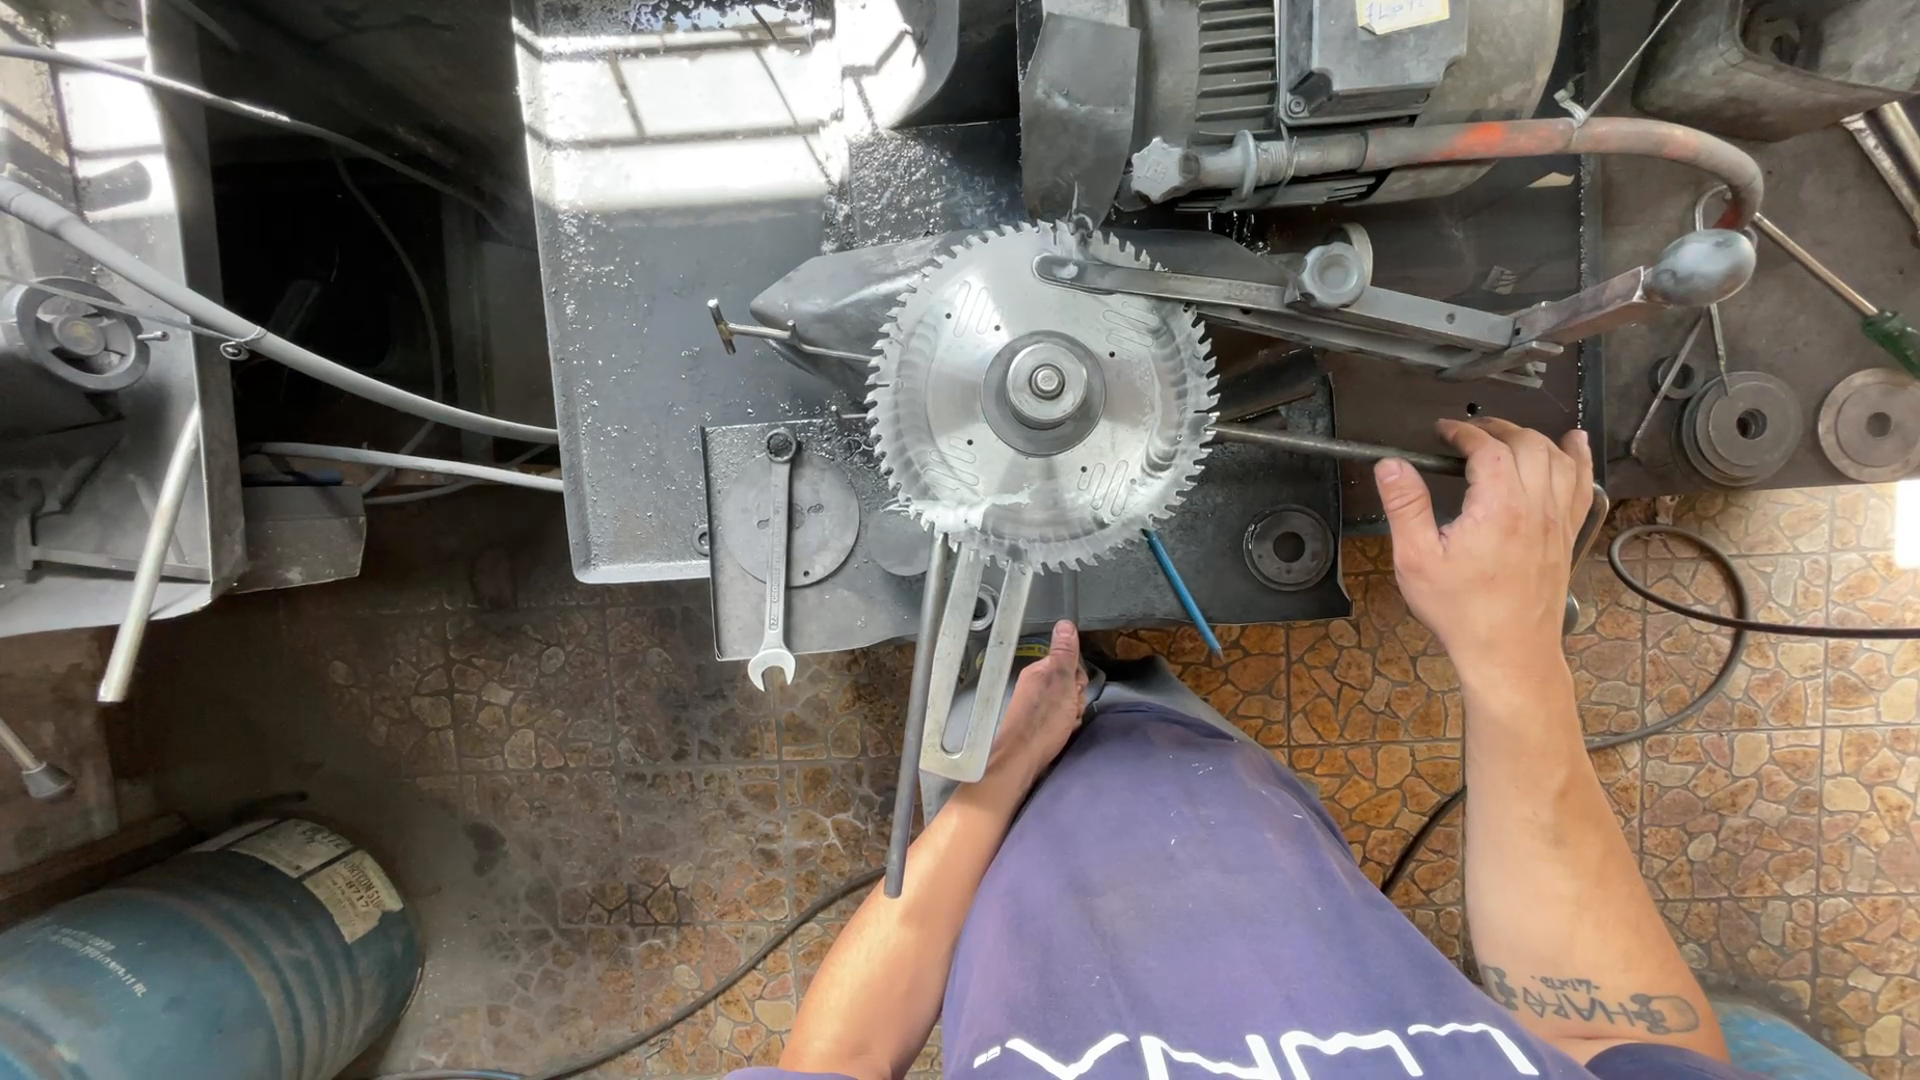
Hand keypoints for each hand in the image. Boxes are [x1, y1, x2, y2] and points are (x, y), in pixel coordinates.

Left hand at [983, 621, 1087, 792]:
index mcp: (1038, 671)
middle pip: (1069, 684)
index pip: (1069, 664)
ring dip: (1071, 714)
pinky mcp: (1037, 724)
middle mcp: (1034, 685)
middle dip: (1075, 699)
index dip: (1078, 679)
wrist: (1021, 760)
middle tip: (1069, 711)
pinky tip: (1061, 734)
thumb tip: (1065, 623)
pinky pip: (1059, 719)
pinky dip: (1064, 726)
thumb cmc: (1042, 721)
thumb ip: (1064, 654)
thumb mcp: (1060, 682)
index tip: (1074, 692)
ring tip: (1064, 725)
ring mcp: (1034, 705)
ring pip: (1066, 703)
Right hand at [1372, 418, 1593, 674]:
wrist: (1506, 648)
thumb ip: (1404, 507)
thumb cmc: (1458, 608)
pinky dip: (1577, 457)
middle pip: (1529, 446)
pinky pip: (1582, 484)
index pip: (1488, 450)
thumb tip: (1391, 466)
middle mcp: (1536, 508)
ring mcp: (1557, 522)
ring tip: (1505, 435)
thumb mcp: (1416, 559)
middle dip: (1496, 429)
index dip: (1464, 433)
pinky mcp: (1566, 536)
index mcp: (1498, 509)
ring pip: (1559, 459)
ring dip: (1532, 438)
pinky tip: (1572, 444)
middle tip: (1467, 431)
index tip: (1442, 432)